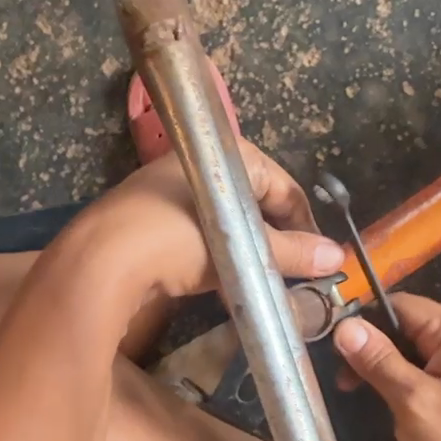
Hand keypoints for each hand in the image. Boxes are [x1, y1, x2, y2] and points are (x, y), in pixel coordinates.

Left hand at [66, 139, 346, 303]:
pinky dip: (221, 259)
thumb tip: (338, 258)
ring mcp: (176, 190)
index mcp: (228, 154)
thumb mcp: (242, 246)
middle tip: (293, 277)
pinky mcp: (156, 220)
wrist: (102, 259)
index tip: (320, 260)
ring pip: (231, 224)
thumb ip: (291, 252)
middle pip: (258, 204)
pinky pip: (203, 236)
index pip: (286, 187)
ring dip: (249, 255)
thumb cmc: (179, 239)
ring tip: (263, 286)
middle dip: (277, 242)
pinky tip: (226, 287)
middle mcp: (203, 164)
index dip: (306, 224)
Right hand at [333, 293, 440, 440]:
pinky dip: (406, 384)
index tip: (333, 351)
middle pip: (407, 327)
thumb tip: (344, 326)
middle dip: (373, 349)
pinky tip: (392, 407)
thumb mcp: (413, 402)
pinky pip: (429, 371)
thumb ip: (379, 361)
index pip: (399, 305)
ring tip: (361, 396)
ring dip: (387, 370)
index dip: (363, 323)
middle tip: (343, 383)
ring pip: (415, 352)